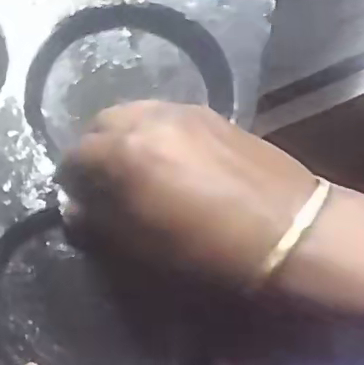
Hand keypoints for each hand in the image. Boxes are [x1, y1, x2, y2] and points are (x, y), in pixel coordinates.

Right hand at [60, 102, 363, 304]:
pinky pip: (163, 114)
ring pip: (132, 113)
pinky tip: (167, 158)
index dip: (69, 181)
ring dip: (122, 137)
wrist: (293, 235)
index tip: (76, 200)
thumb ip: (99, 222)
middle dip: (93, 150)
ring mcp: (183, 111)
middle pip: (100, 124)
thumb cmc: (209, 253)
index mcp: (125, 153)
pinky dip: (151, 132)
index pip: (74, 156)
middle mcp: (148, 119)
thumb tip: (76, 208)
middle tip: (102, 182)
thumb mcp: (141, 248)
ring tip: (134, 168)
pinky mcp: (211, 113)